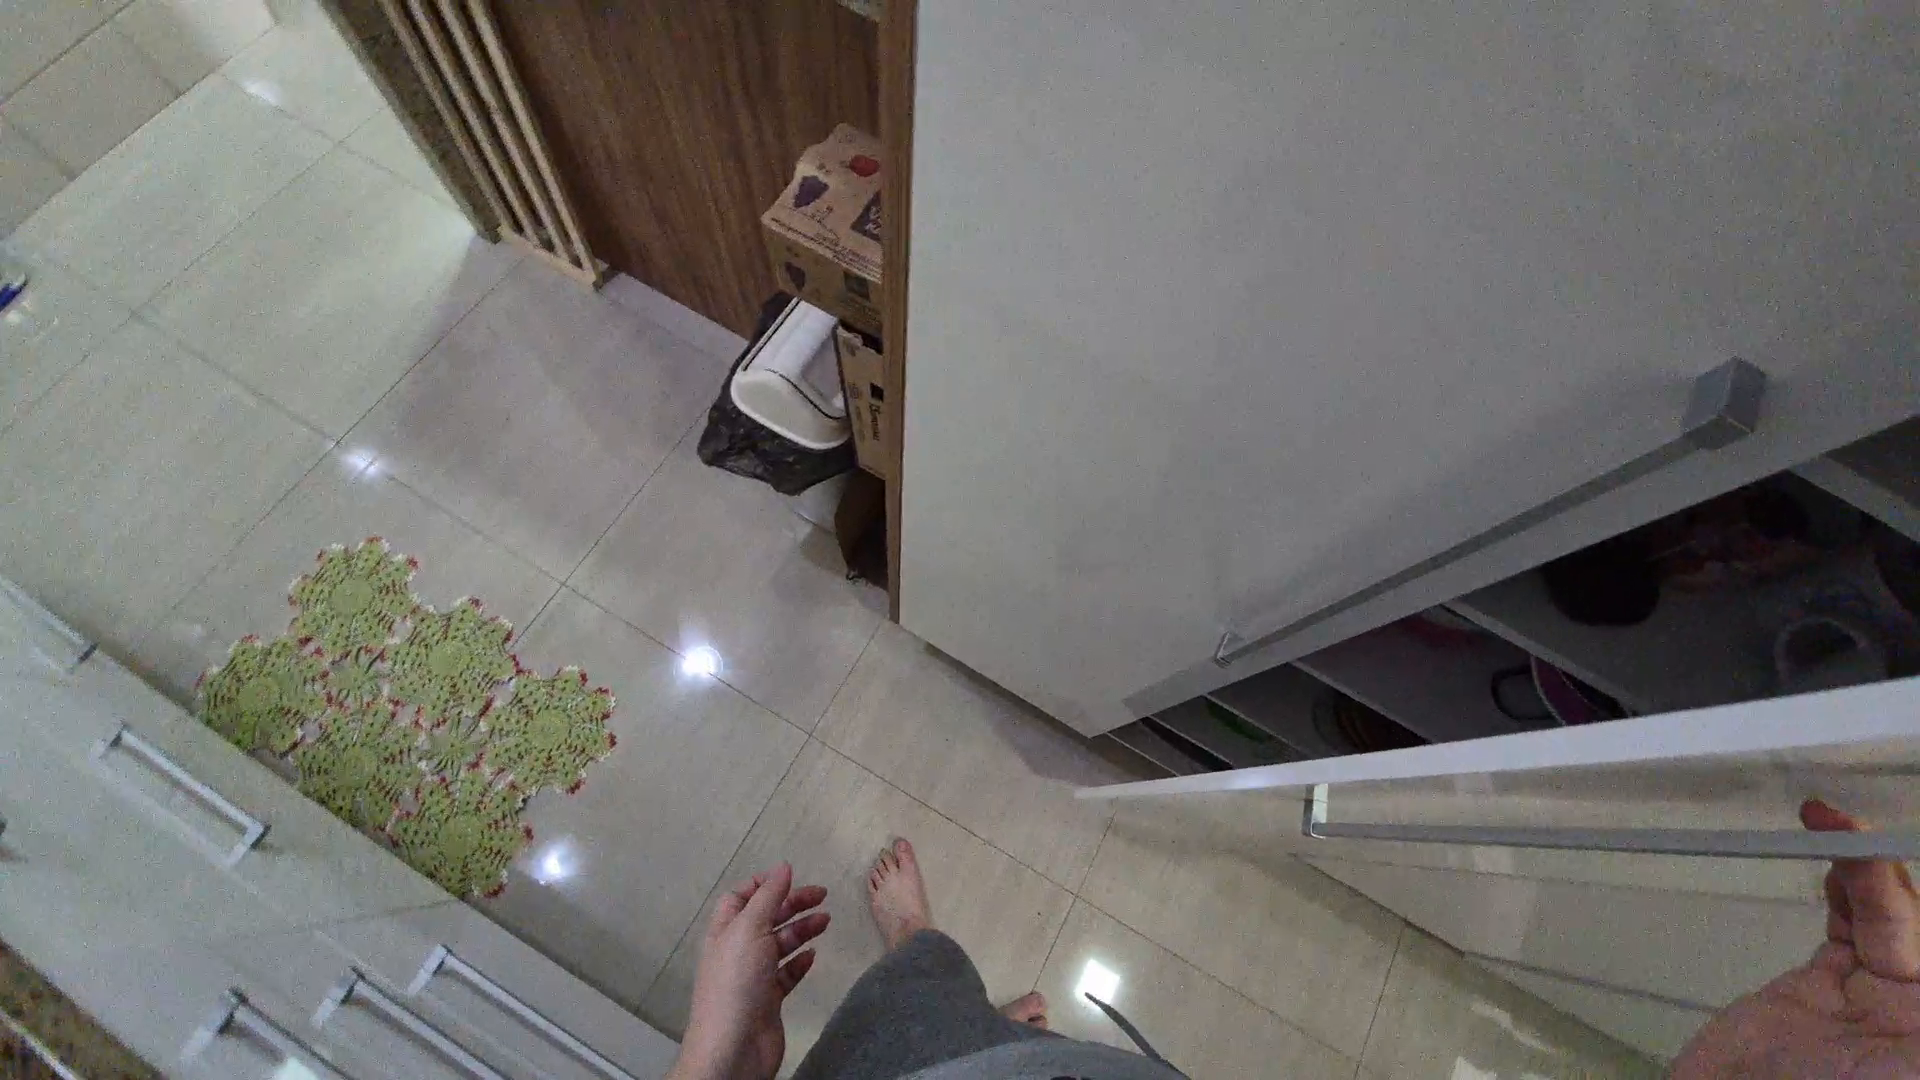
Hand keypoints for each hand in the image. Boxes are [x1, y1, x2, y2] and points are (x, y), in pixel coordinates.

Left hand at [669, 862, 829, 1079]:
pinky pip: (786, 974)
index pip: (741, 897)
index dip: (763, 884)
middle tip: (822, 895)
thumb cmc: (737, 981)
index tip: (790, 877)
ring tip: (826, 921)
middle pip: (766, 917)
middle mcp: (737, 950)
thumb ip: (769, 896)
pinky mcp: (768, 1000)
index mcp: (725, 931)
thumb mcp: (750, 928)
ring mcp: (753, 976)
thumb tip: (784, 866)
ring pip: (780, 944)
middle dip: (792, 903)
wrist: (732, 1050)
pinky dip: (800, 962)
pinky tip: (813, 956)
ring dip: (802, 929)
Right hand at [1671, 800, 1919, 1078]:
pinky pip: (1847, 934)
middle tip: (1841, 823)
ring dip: (1866, 876)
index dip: (1910, 890)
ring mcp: (1876, 1001)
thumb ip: (1913, 999)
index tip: (1877, 840)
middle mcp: (1919, 1010)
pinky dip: (1844, 897)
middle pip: (1917, 926)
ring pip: (1887, 923)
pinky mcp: (1821, 991)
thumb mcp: (1909, 1060)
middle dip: (1889, 874)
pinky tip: (1835, 871)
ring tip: (1831, 827)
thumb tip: (1885, 932)